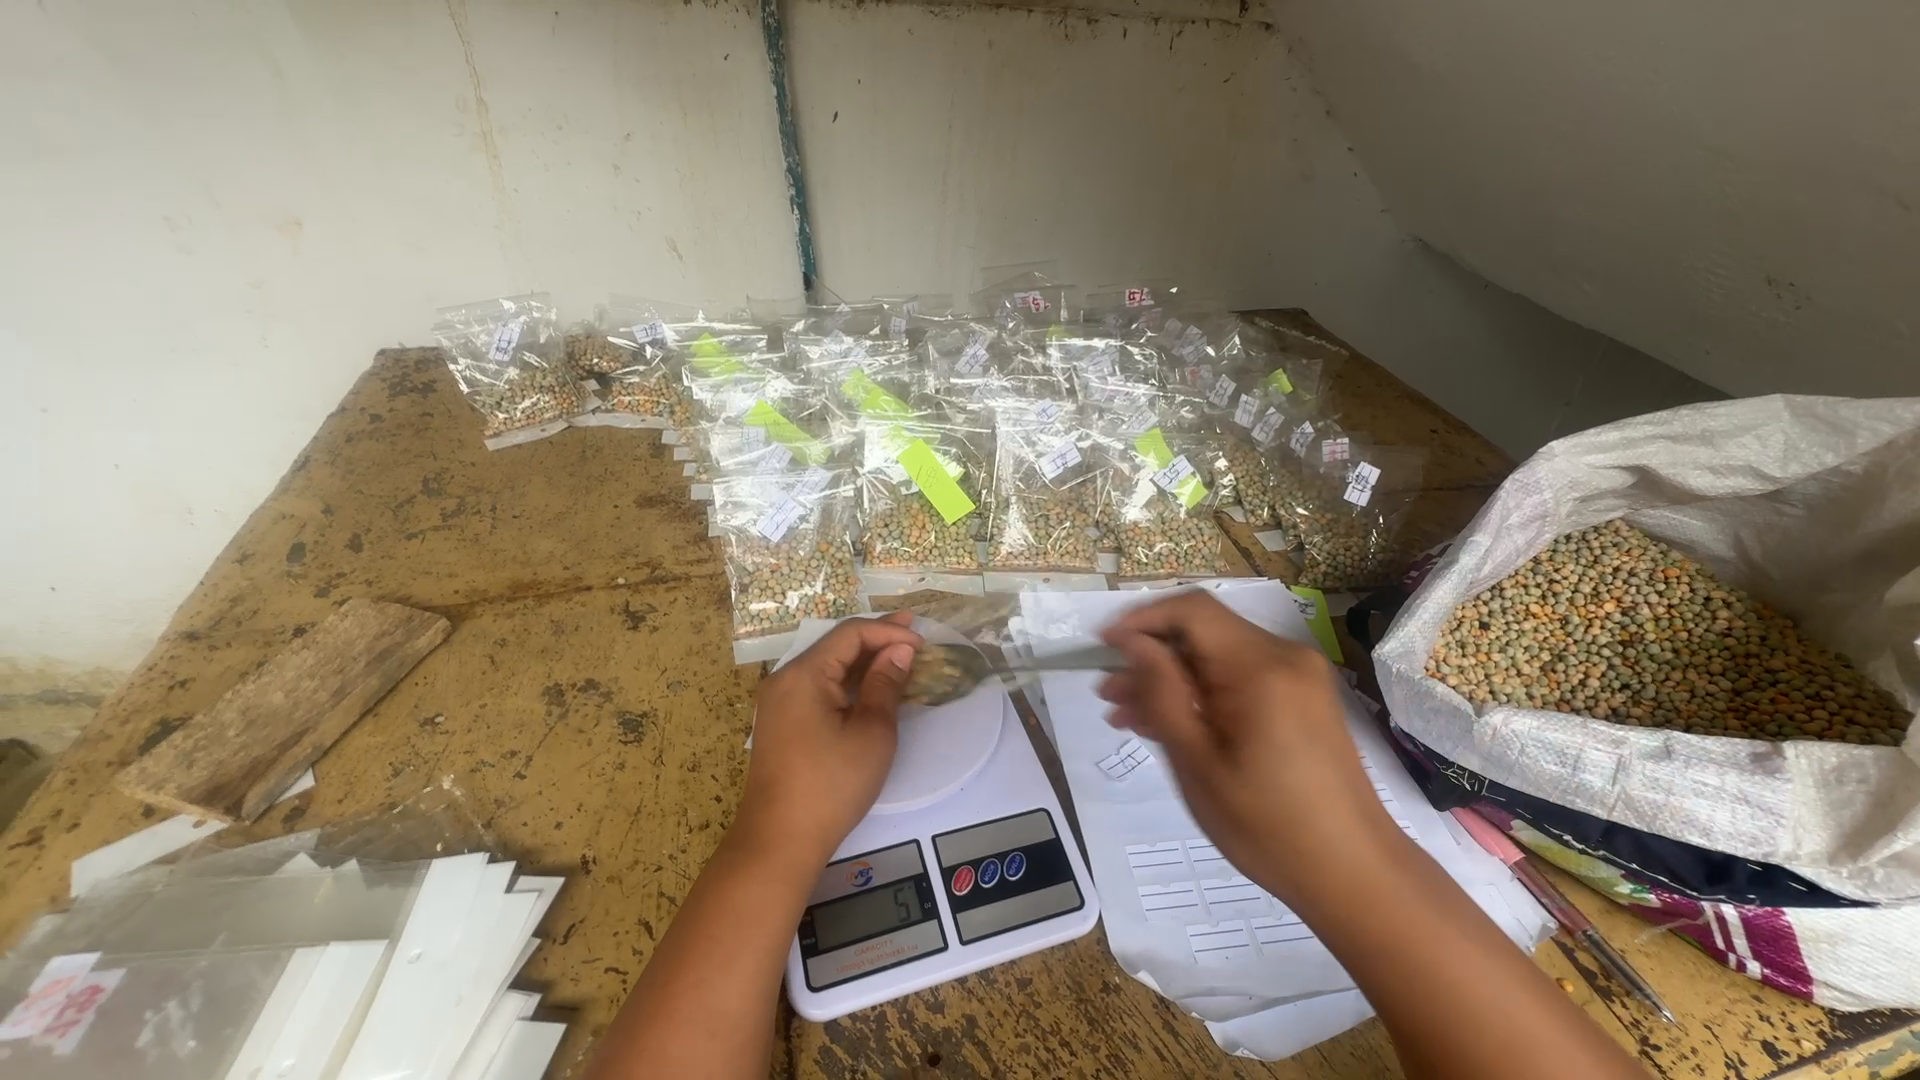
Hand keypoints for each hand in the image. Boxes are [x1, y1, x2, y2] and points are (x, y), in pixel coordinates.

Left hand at [737, 612, 921, 860]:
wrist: (779, 840)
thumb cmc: (831, 785)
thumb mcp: (871, 732)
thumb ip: (886, 684)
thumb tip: (899, 650)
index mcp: (804, 674)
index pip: (850, 633)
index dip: (889, 631)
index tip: (923, 642)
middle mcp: (785, 679)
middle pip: (835, 645)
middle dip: (877, 638)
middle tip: (915, 633)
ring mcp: (779, 701)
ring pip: (827, 666)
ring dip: (863, 660)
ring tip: (899, 655)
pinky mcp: (782, 722)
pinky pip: (818, 687)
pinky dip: (848, 682)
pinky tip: (871, 686)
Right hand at [1097, 590, 1399, 903]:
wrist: (1355, 874)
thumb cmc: (1267, 824)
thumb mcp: (1196, 761)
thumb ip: (1161, 692)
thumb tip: (1132, 642)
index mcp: (1260, 667)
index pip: (1191, 610)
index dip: (1141, 619)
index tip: (1102, 647)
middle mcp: (1284, 657)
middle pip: (1203, 633)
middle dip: (1151, 658)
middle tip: (1107, 694)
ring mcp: (1298, 678)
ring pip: (1218, 659)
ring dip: (1172, 680)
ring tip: (1126, 715)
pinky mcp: (1302, 701)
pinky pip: (1240, 680)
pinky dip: (1203, 695)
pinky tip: (1170, 725)